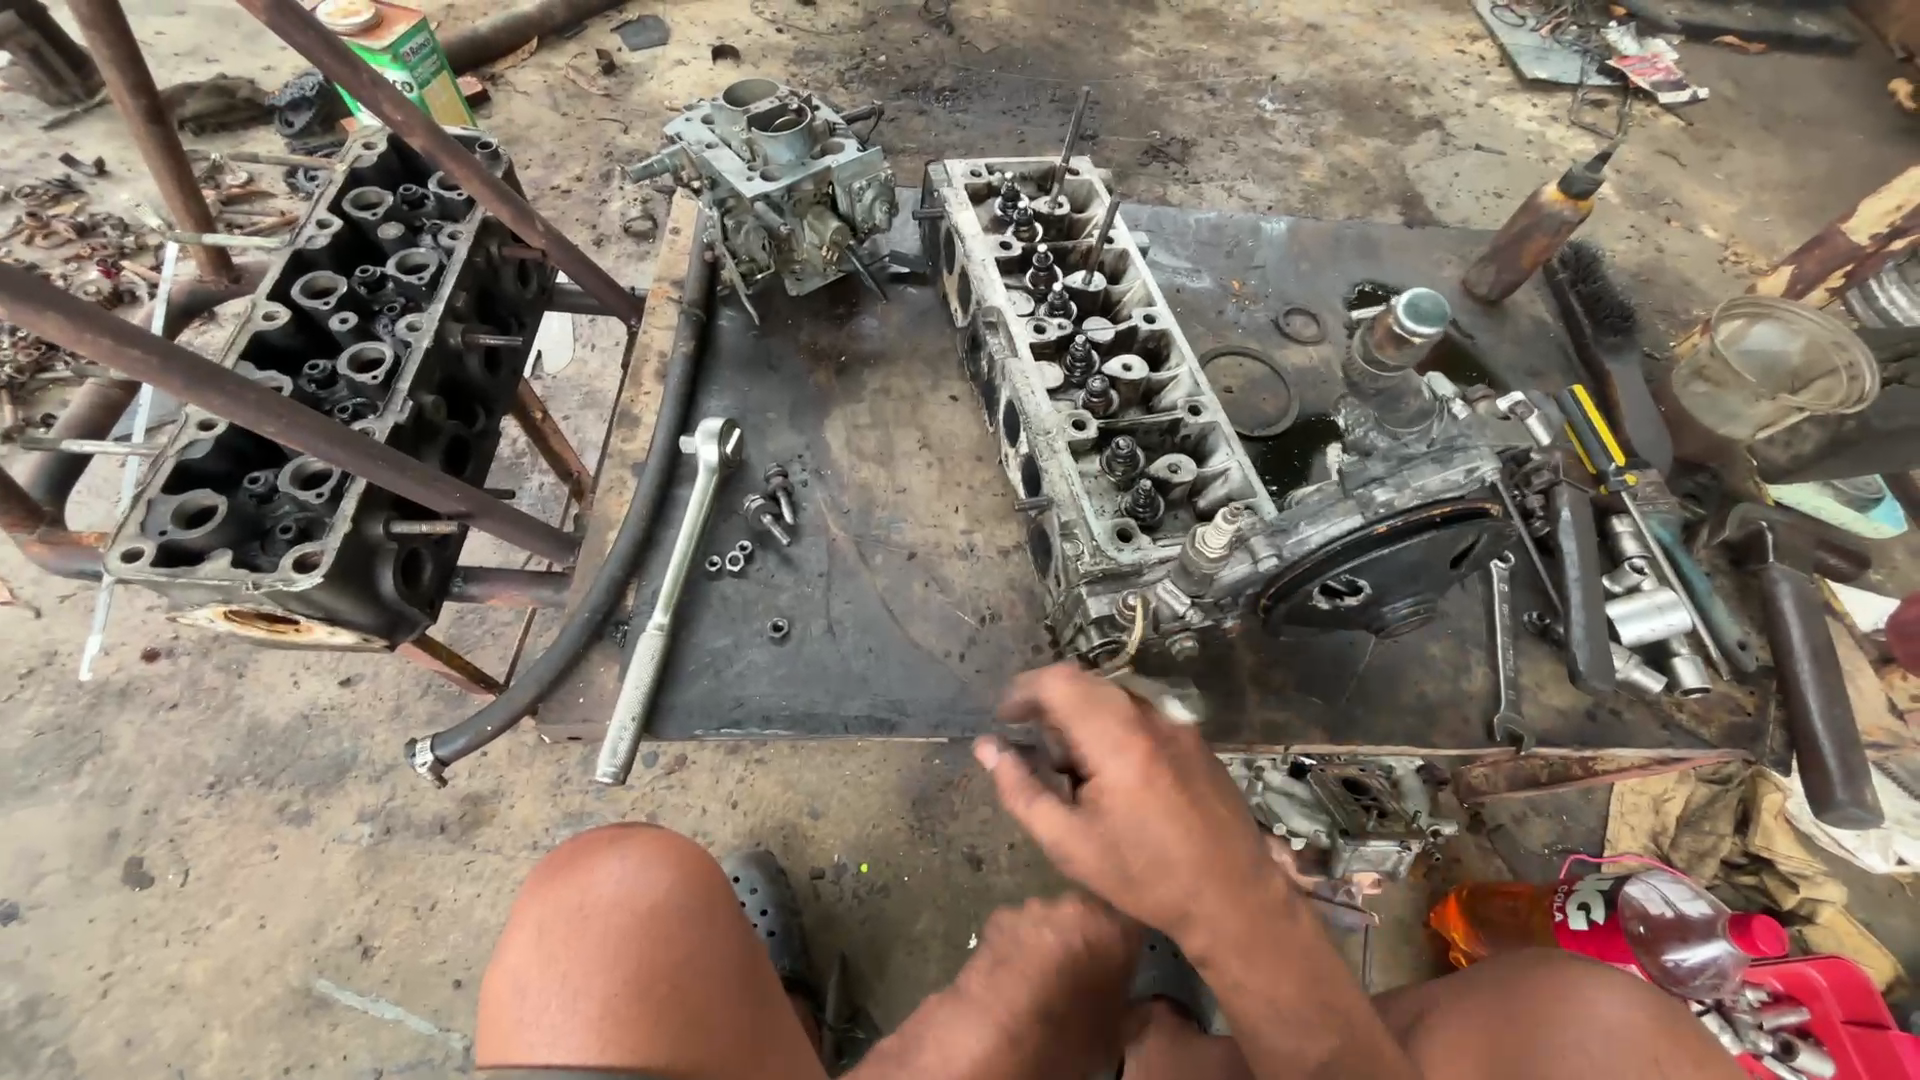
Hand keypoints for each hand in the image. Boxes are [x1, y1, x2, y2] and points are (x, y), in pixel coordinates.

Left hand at [949, 894, 1141, 1074]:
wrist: (998, 1037)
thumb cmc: (1068, 1037)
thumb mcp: (1116, 1036)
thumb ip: (1137, 1011)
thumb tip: (1144, 1006)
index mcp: (1114, 930)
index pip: (1133, 920)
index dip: (1128, 939)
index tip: (1123, 959)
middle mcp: (1077, 906)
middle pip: (1091, 912)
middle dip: (1089, 934)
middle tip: (1083, 969)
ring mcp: (1035, 906)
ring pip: (1053, 916)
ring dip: (1053, 935)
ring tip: (1044, 971)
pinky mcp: (1000, 915)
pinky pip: (1019, 924)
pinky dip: (1019, 940)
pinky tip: (1014, 969)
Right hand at [975, 664, 1287, 945]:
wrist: (1233, 894)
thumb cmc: (1144, 875)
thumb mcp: (1069, 843)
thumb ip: (1020, 790)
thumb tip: (987, 748)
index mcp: (1116, 738)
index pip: (1058, 681)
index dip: (1022, 691)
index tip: (1005, 720)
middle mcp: (1149, 715)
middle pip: (1083, 683)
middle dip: (1049, 705)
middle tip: (1038, 751)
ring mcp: (1176, 722)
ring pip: (1111, 694)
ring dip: (1081, 714)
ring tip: (1076, 768)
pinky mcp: (1193, 735)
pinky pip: (1139, 711)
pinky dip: (1112, 725)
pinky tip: (1116, 773)